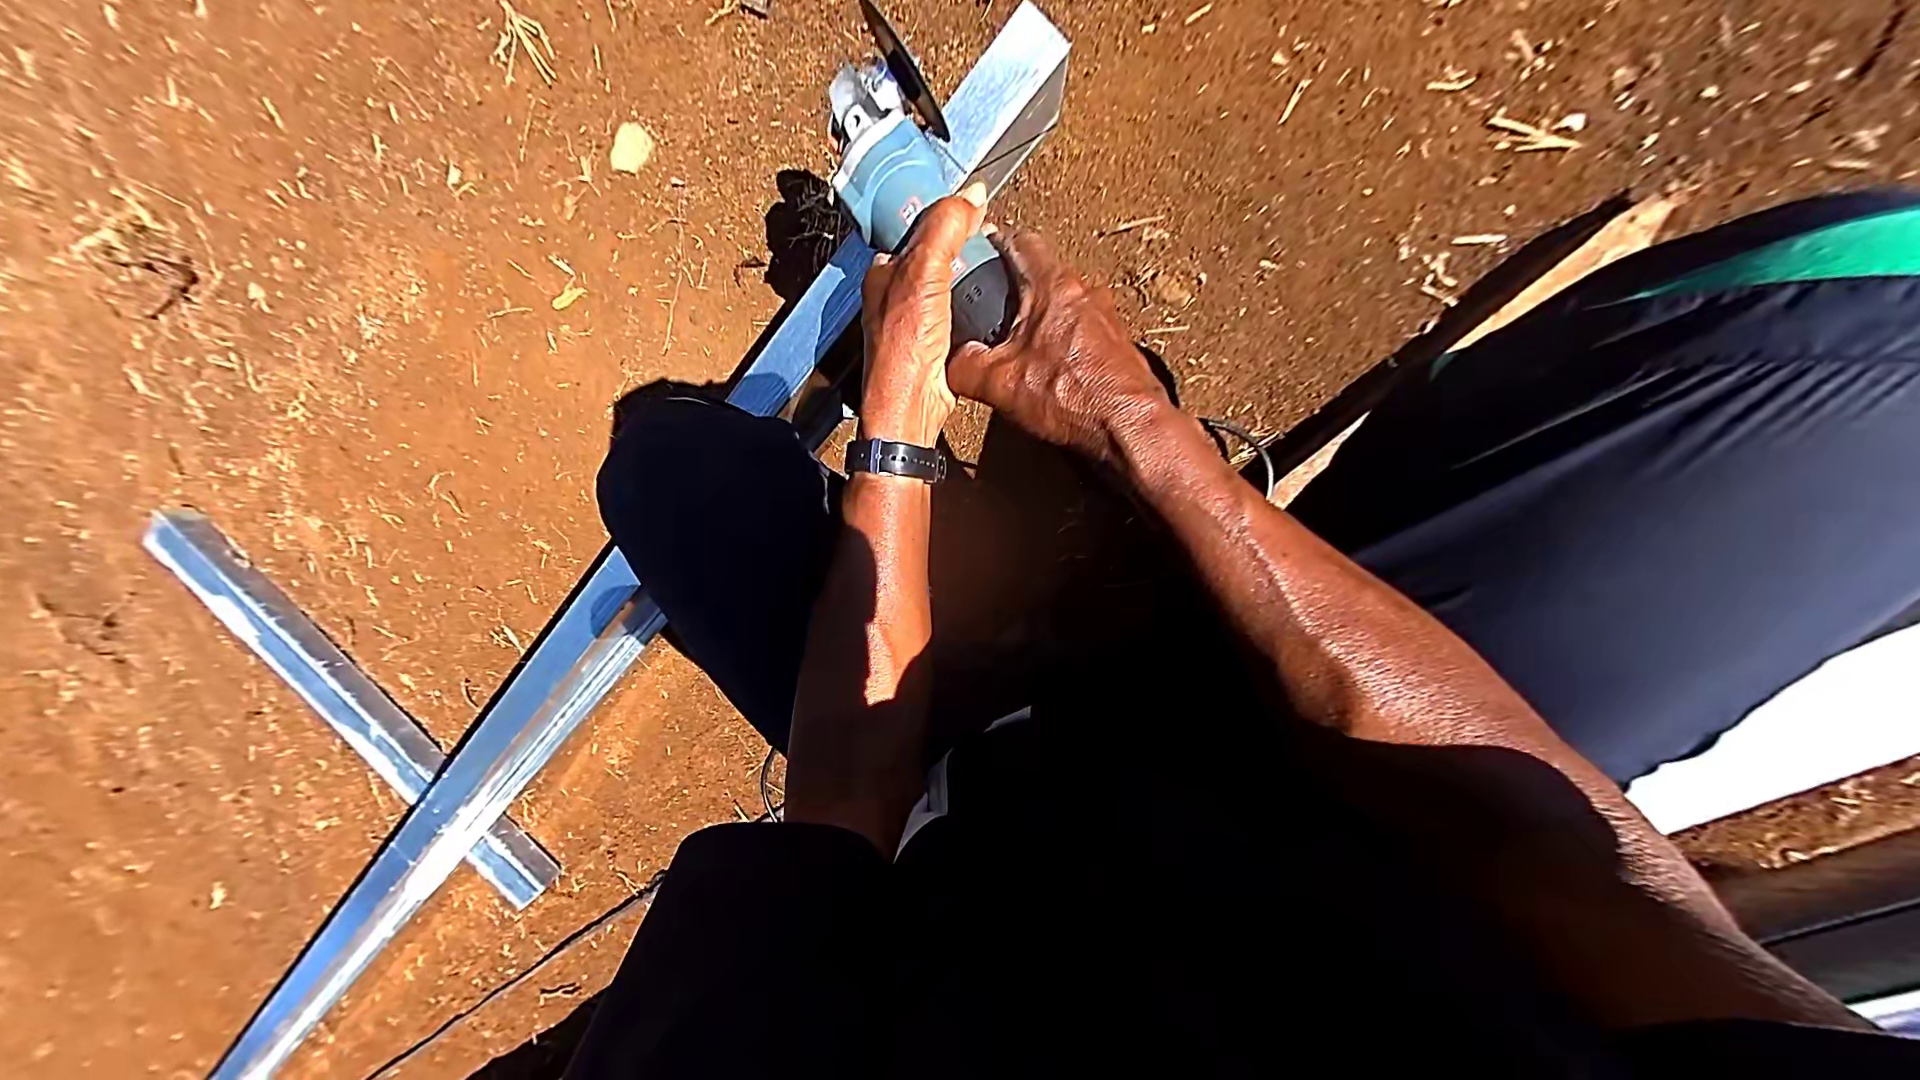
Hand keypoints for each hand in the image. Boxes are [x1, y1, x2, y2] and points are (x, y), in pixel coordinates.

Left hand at [858, 184, 988, 446]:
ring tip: (991, 266)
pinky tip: (986, 303)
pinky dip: (974, 303)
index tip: (972, 205)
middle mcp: (896, 296)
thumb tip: (971, 195)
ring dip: (970, 276)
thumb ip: (944, 229)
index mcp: (883, 272)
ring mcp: (916, 321)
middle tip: (986, 236)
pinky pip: (959, 312)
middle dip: (961, 245)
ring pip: (948, 284)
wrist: (912, 406)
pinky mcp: (935, 343)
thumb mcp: (924, 274)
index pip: (915, 226)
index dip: (944, 213)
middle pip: (935, 255)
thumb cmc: (902, 351)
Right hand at [948, 229, 1174, 465]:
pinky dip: (1061, 342)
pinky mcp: (1117, 344)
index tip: (976, 254)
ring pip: (1062, 305)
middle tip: (989, 312)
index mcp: (1054, 286)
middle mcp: (1085, 291)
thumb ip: (964, 366)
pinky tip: (1049, 371)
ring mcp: (1106, 317)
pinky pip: (1080, 331)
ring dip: (1040, 320)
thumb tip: (948, 361)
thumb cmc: (1074, 399)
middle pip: (1041, 275)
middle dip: (1013, 291)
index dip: (993, 244)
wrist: (1129, 428)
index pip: (1020, 240)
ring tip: (1017, 348)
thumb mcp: (999, 384)